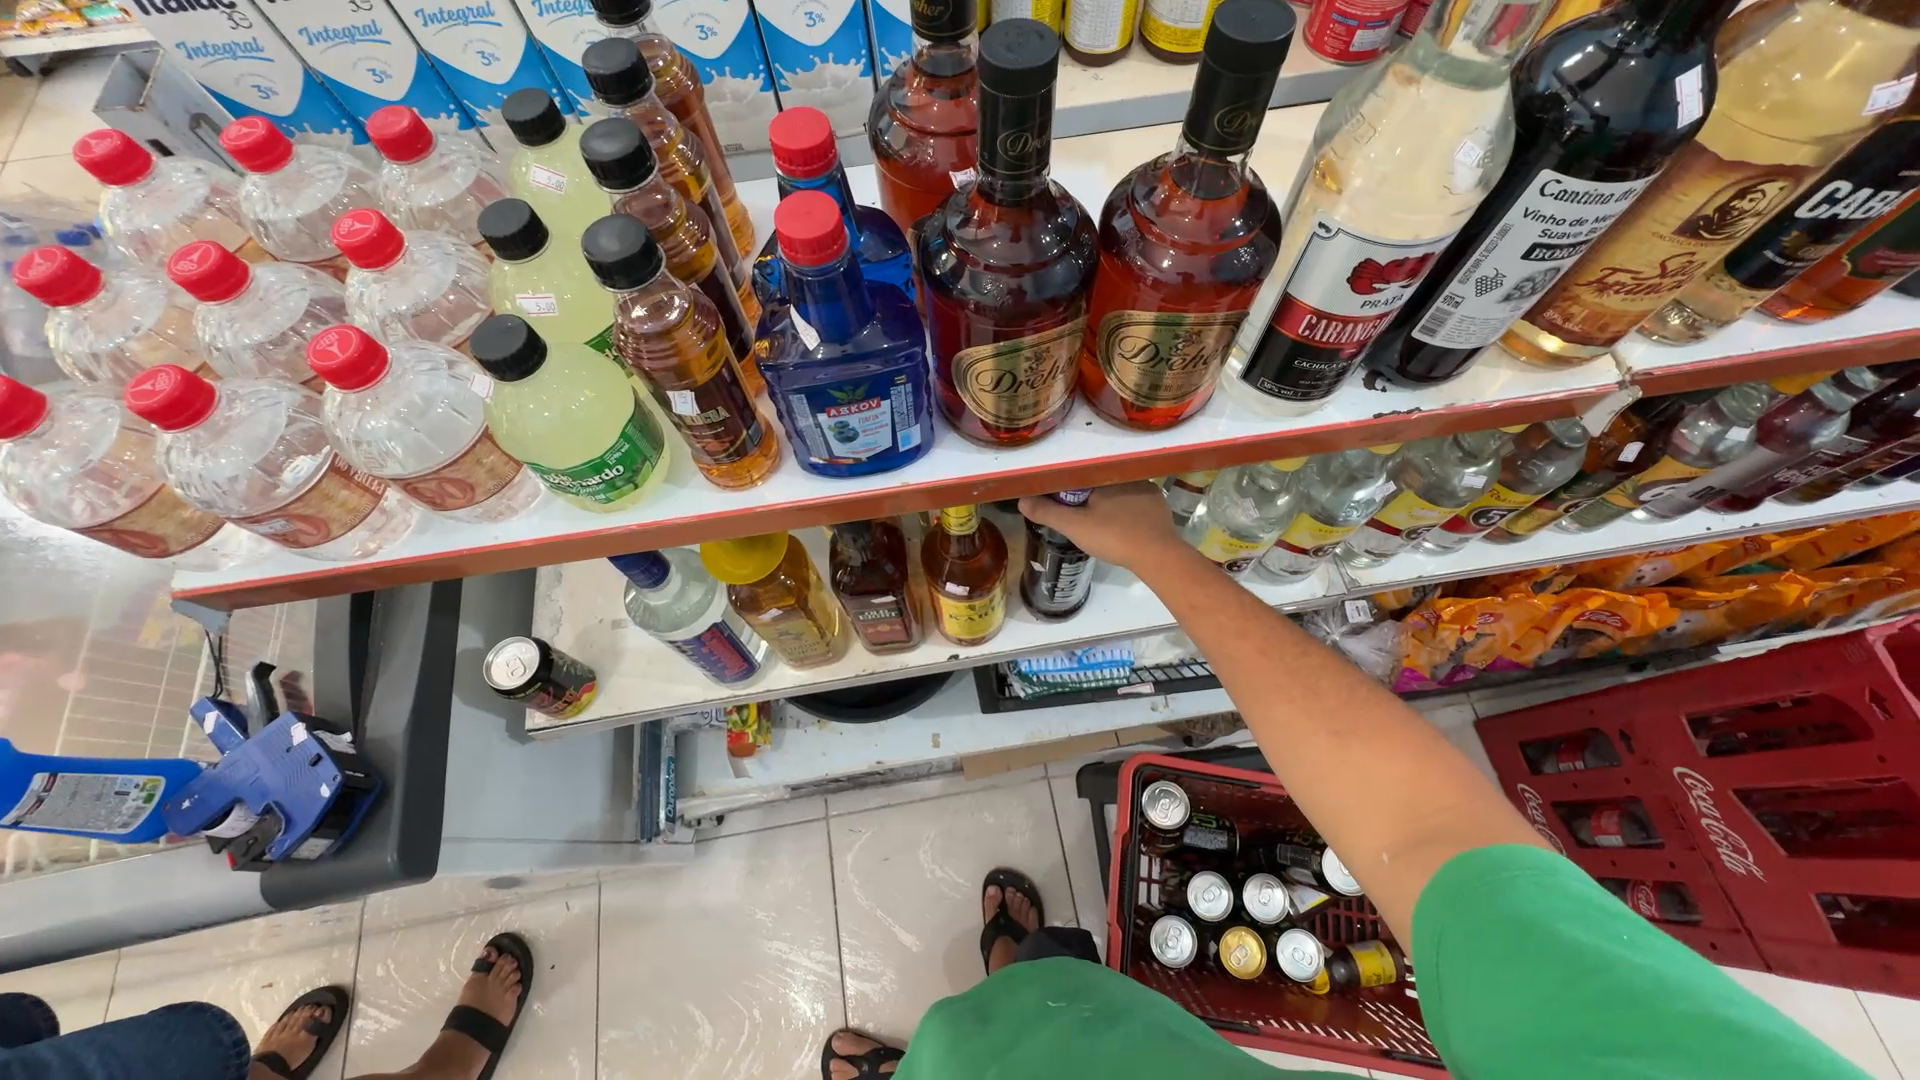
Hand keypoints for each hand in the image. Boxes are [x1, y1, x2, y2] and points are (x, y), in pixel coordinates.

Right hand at [1018, 482, 1189, 572]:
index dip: (1067, 484)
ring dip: (1109, 501)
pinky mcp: (1160, 506)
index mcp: (1105, 475)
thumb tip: (1021, 500)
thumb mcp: (1073, 526)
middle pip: (1100, 482)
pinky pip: (1137, 503)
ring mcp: (1148, 490)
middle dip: (1089, 493)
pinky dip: (1127, 511)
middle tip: (1077, 510)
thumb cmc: (1113, 536)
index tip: (1059, 496)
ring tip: (1098, 518)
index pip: (1080, 474)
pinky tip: (1122, 524)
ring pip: (1120, 492)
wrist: (1157, 555)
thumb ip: (1047, 511)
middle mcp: (1128, 476)